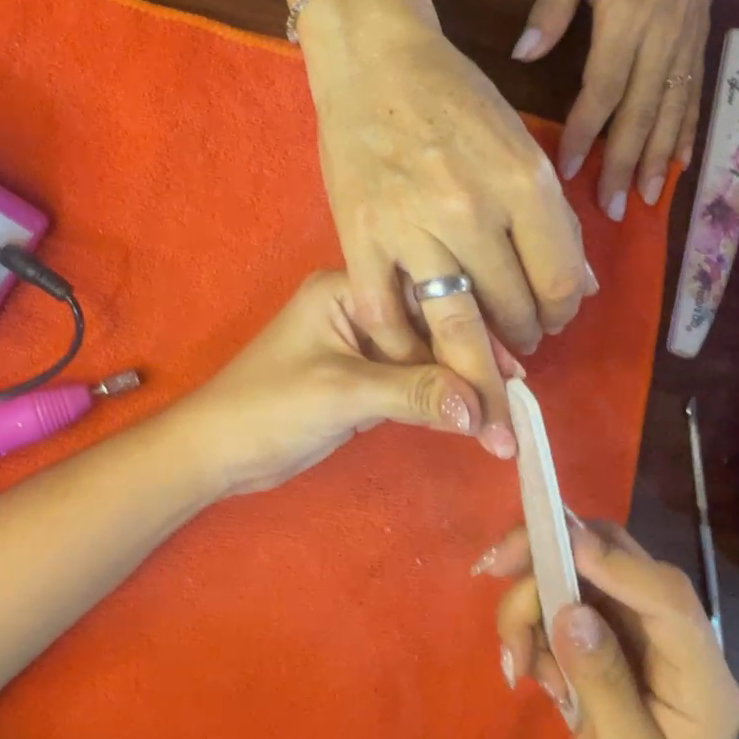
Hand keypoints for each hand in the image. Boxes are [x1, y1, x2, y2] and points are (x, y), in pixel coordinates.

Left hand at [170, 271, 514, 495]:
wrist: (218, 450)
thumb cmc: (268, 407)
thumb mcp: (341, 394)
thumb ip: (413, 392)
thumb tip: (482, 408)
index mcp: (348, 288)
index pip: (425, 301)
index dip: (471, 336)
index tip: (513, 374)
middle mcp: (361, 306)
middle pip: (432, 326)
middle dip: (473, 364)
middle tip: (520, 400)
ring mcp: (364, 344)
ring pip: (428, 357)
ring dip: (463, 385)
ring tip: (509, 413)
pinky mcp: (365, 378)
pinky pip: (415, 381)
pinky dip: (442, 399)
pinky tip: (474, 415)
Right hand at [299, 0, 594, 460]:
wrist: (372, 62)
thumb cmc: (452, 93)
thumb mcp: (519, 141)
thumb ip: (552, 216)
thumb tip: (582, 285)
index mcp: (523, 180)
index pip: (562, 279)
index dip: (566, 310)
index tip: (555, 315)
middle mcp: (472, 211)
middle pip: (515, 308)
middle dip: (525, 335)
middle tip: (520, 339)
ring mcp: (410, 227)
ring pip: (456, 322)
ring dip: (478, 355)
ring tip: (484, 361)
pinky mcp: (359, 238)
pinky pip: (386, 316)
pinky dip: (404, 345)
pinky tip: (418, 351)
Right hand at [478, 516, 738, 738]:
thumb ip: (605, 687)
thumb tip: (573, 611)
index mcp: (701, 680)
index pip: (670, 601)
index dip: (618, 564)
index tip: (562, 546)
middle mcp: (671, 646)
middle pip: (618, 567)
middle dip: (552, 558)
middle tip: (496, 567)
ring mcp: (634, 644)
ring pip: (576, 581)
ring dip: (530, 604)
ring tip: (514, 660)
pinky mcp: (599, 649)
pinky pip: (557, 609)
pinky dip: (529, 627)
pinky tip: (525, 670)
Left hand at [513, 0, 738, 219]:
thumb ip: (552, 6)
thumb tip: (522, 54)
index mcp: (628, 17)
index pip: (605, 87)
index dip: (587, 132)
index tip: (569, 170)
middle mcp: (663, 36)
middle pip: (643, 110)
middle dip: (626, 162)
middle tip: (612, 208)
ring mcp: (688, 40)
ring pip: (674, 108)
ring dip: (660, 158)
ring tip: (647, 199)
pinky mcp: (702, 39)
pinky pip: (697, 92)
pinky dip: (689, 130)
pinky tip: (681, 162)